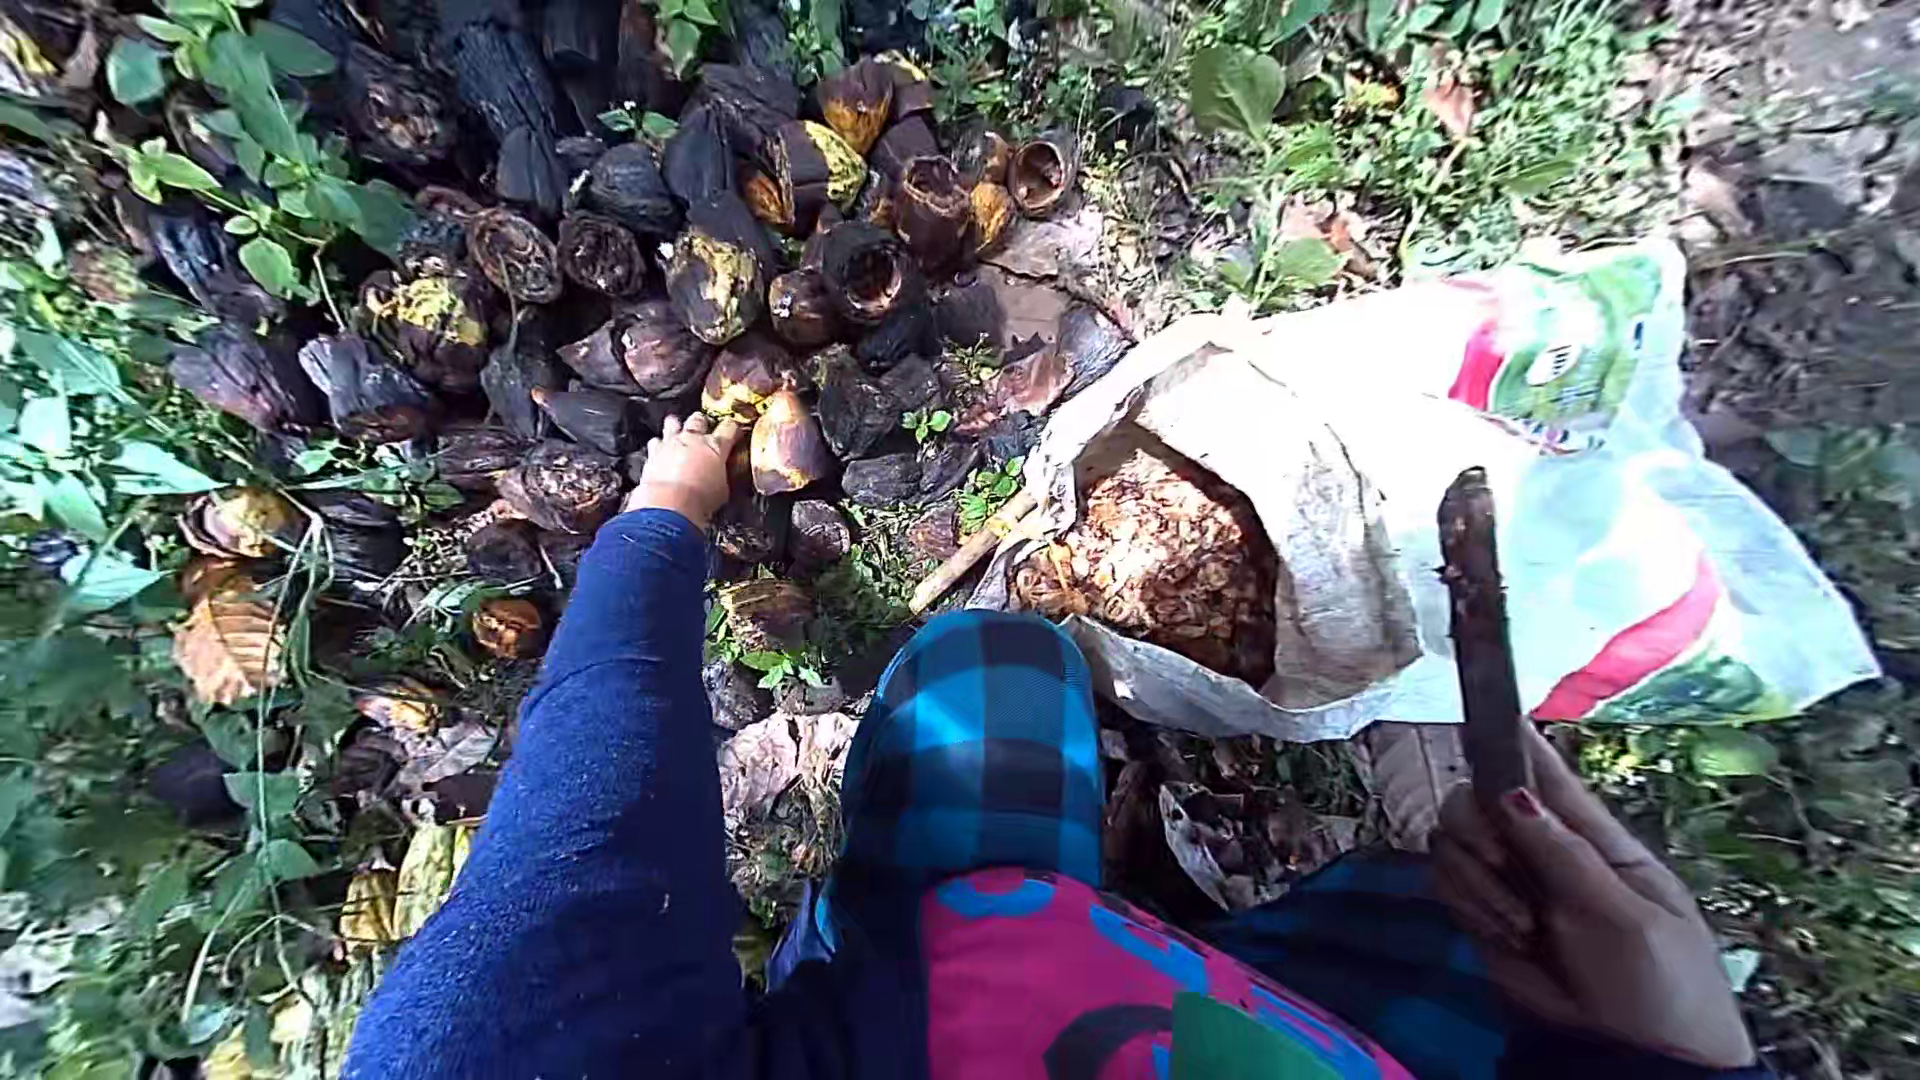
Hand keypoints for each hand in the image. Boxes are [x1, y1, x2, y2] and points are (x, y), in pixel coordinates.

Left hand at [625, 413, 741, 528]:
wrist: (671, 503)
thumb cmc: (700, 498)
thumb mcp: (723, 489)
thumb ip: (723, 476)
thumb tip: (722, 477)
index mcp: (716, 446)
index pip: (729, 428)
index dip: (733, 429)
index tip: (734, 432)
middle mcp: (693, 439)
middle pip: (699, 420)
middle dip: (702, 421)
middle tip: (704, 426)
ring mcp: (671, 443)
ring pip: (673, 423)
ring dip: (677, 426)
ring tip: (678, 428)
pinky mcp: (653, 453)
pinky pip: (655, 442)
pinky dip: (658, 445)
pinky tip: (660, 449)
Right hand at [1432, 725, 1754, 1068]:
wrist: (1624, 1058)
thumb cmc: (1654, 985)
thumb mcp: (1621, 916)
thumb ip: (1561, 851)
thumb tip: (1511, 792)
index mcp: (1592, 841)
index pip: (1547, 775)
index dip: (1516, 741)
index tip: (1487, 710)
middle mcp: (1538, 846)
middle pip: (1474, 799)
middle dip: (1477, 827)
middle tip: (1499, 862)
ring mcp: (1504, 874)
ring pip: (1450, 836)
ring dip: (1477, 880)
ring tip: (1518, 922)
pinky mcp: (1475, 901)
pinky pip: (1442, 875)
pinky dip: (1466, 902)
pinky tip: (1504, 932)